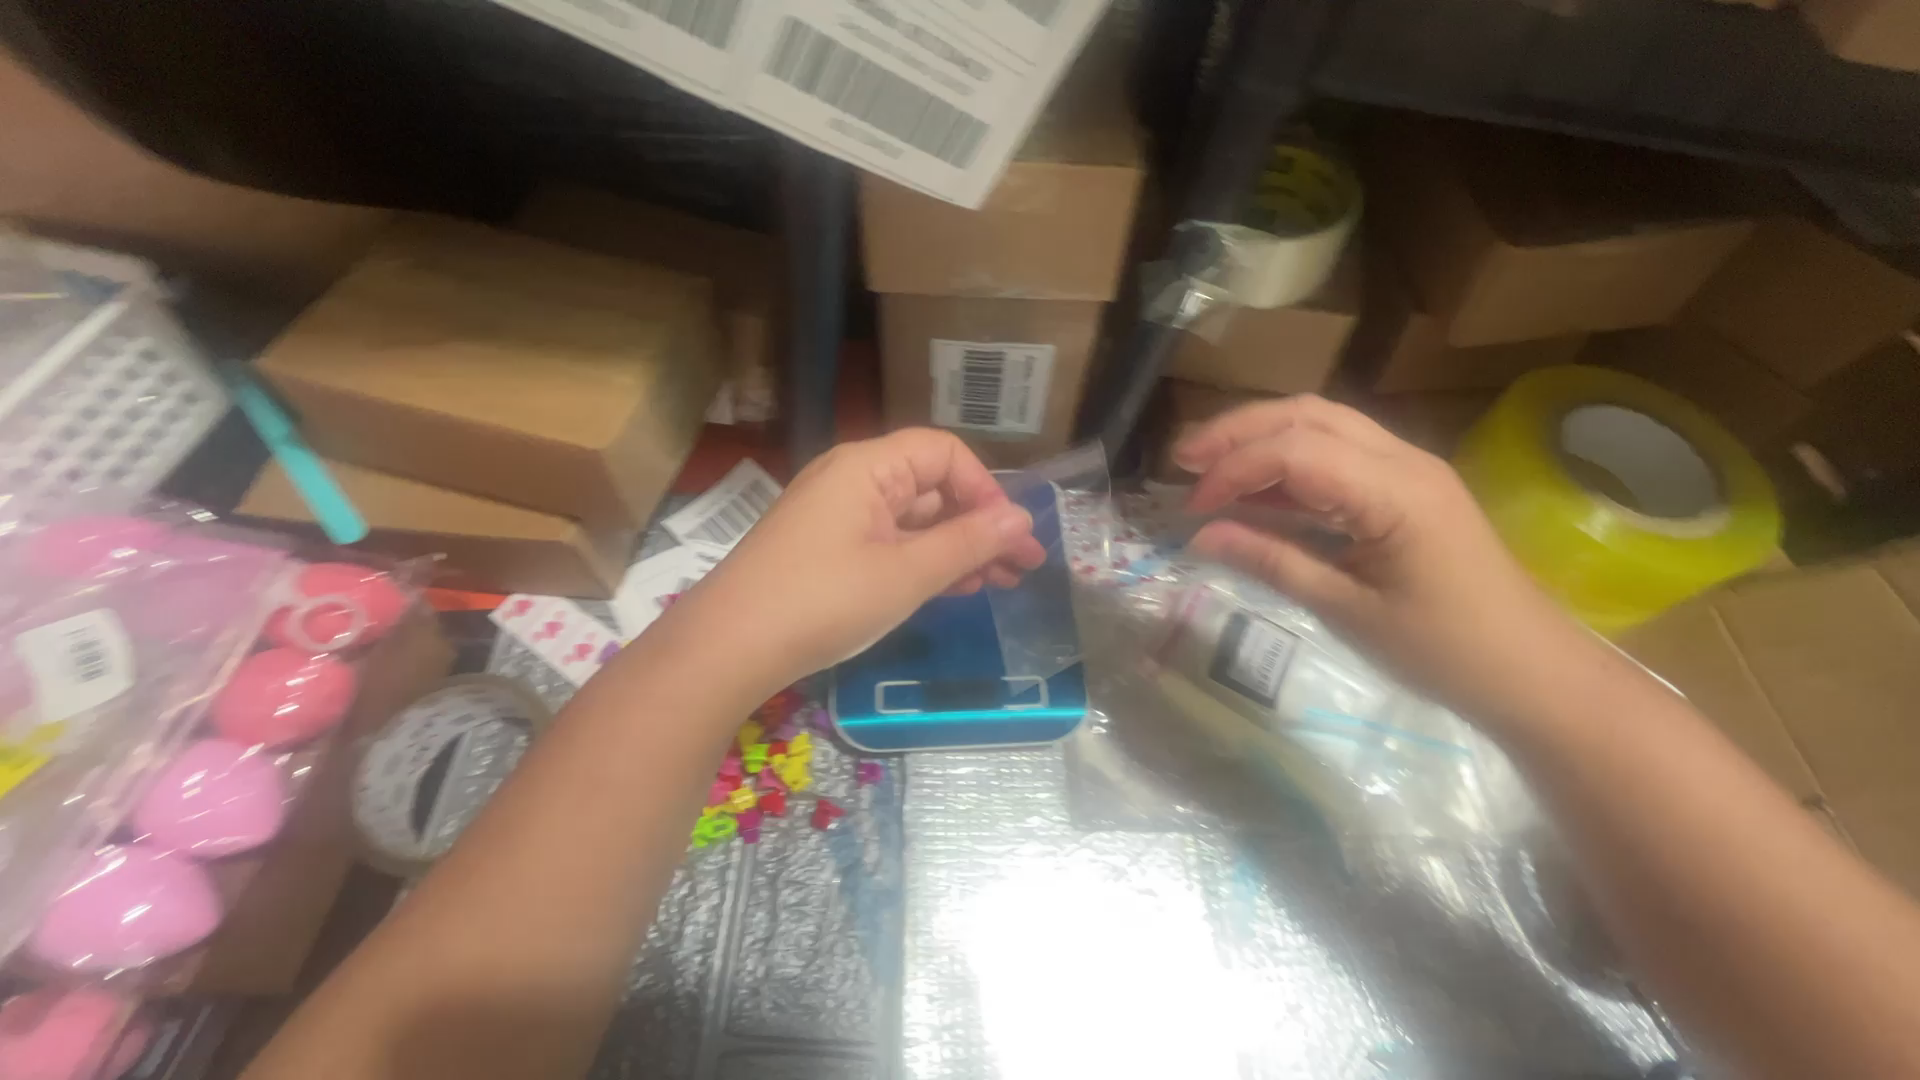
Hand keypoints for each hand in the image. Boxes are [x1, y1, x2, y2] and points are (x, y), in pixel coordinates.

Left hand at [673, 429, 1046, 687]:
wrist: (728, 647)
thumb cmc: (823, 601)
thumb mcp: (906, 574)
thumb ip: (968, 543)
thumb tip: (1022, 519)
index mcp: (868, 467)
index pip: (945, 453)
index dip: (985, 489)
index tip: (1010, 536)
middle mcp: (851, 479)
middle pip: (931, 486)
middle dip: (980, 524)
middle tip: (1022, 567)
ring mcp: (836, 515)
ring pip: (912, 520)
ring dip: (956, 547)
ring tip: (997, 584)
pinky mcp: (826, 549)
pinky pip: (887, 542)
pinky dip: (921, 561)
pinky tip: (952, 589)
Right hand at [1173, 396, 1598, 724]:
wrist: (1534, 672)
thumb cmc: (1444, 651)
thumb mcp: (1347, 611)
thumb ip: (1271, 562)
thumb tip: (1200, 537)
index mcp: (1394, 490)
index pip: (1294, 451)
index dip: (1233, 470)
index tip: (1191, 509)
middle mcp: (1404, 460)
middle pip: (1307, 415)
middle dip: (1238, 431)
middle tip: (1183, 460)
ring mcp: (1410, 469)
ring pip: (1324, 424)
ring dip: (1262, 437)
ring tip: (1209, 465)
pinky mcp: (1408, 488)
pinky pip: (1340, 454)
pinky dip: (1290, 461)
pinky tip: (1258, 488)